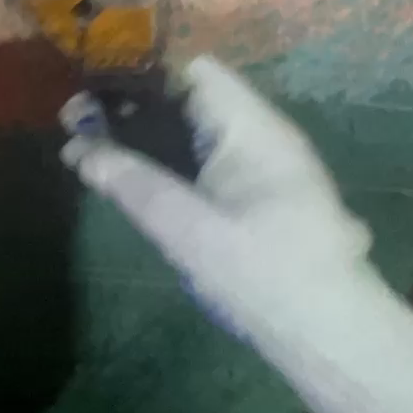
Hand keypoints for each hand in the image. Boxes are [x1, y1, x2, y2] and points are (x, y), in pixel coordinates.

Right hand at [62, 57, 412, 412]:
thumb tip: (79, 149)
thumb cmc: (268, 276)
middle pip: (183, 98)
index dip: (141, 73)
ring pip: (186, 129)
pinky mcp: (250, 194)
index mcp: (252, 128)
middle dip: (129, 106)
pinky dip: (159, 160)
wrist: (335, 342)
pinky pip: (195, 158)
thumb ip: (135, 184)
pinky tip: (125, 179)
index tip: (94, 94)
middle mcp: (256, 135)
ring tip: (87, 151)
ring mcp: (256, 165)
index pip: (192, 70)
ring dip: (139, 136)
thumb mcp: (191, 230)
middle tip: (76, 125)